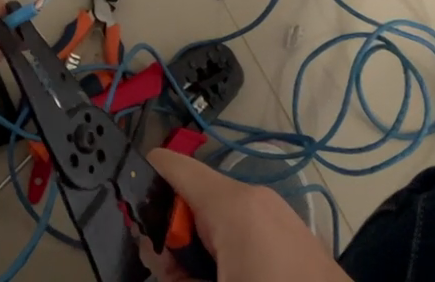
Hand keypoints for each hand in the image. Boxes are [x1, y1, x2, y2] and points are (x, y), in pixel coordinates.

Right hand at [144, 150, 350, 281]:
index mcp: (232, 203)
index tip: (137, 232)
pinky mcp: (298, 242)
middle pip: (191, 197)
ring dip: (201, 251)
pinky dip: (229, 255)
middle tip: (176, 276)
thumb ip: (172, 271)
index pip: (167, 164)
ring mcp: (281, 217)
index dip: (142, 190)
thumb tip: (160, 258)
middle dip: (174, 236)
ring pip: (218, 218)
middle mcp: (256, 198)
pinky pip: (246, 233)